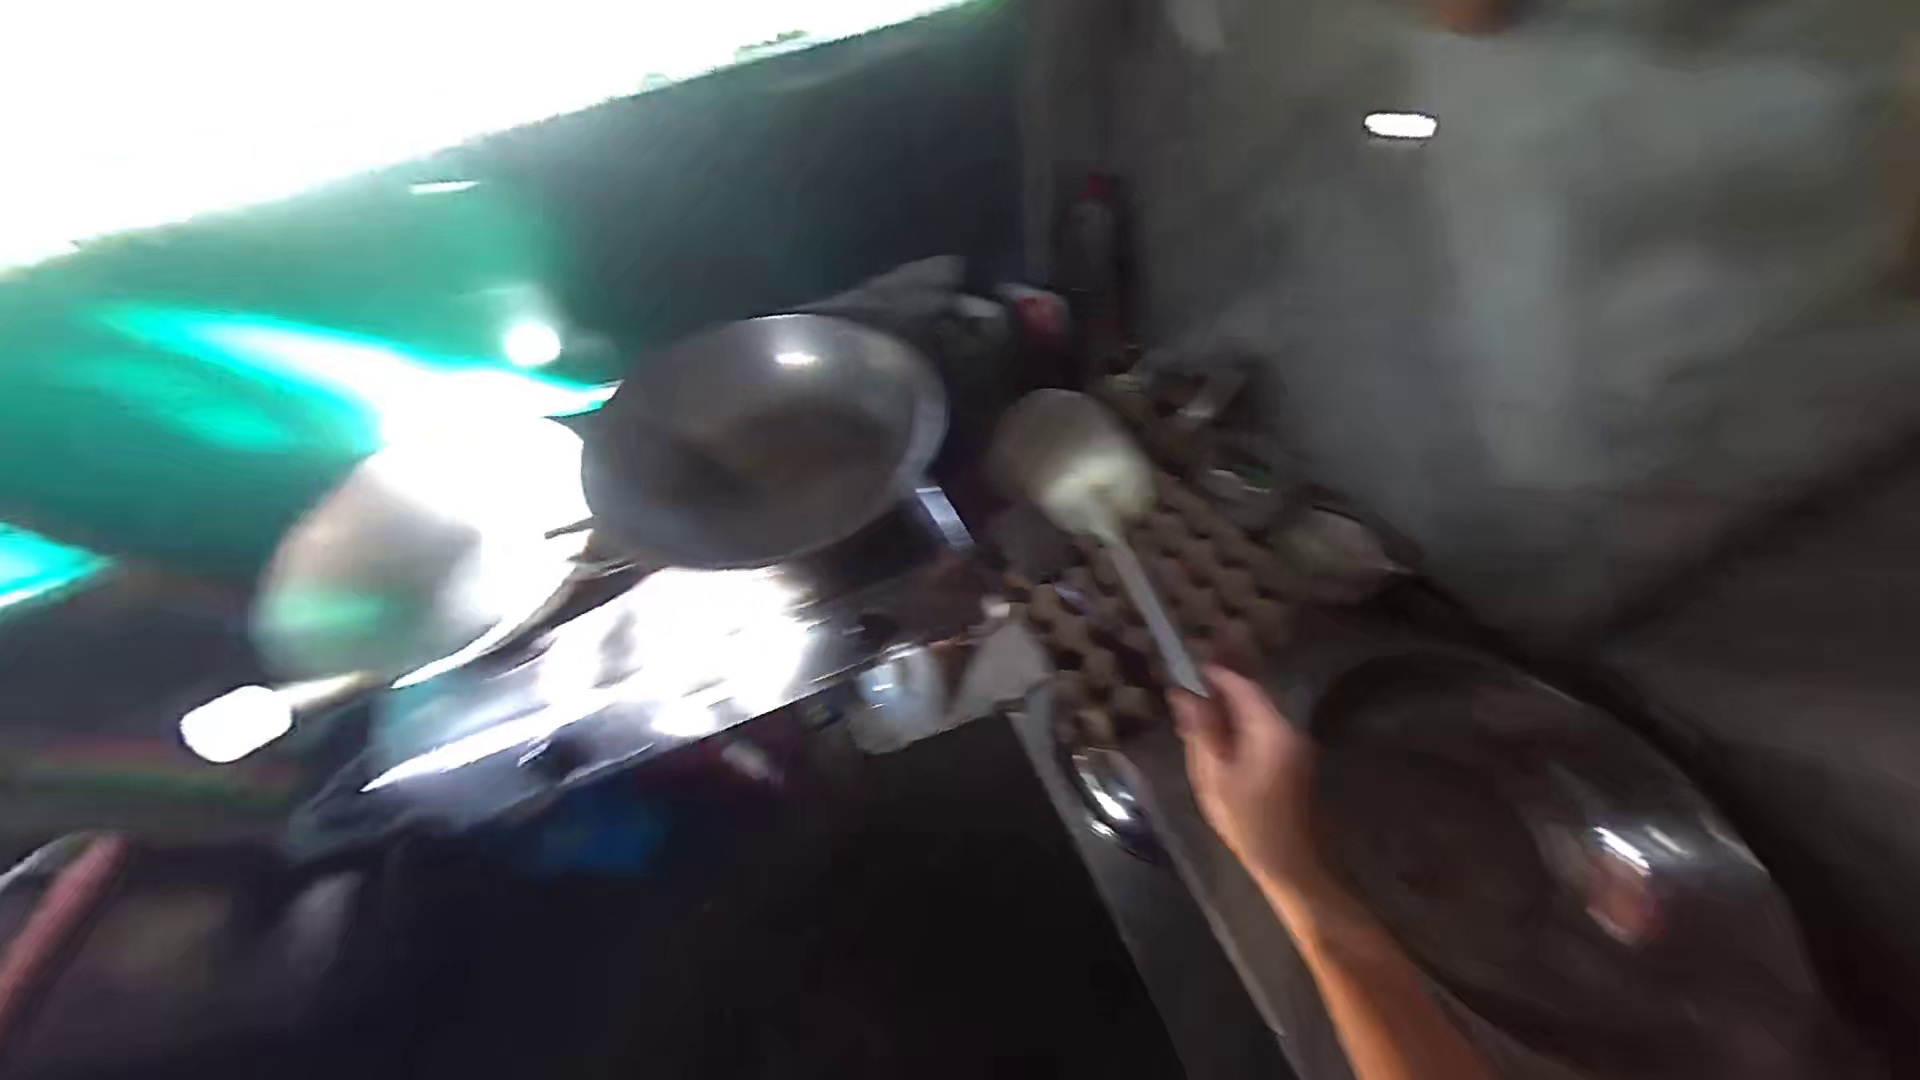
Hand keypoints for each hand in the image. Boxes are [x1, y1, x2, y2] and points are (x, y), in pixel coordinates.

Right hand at [1168, 665, 1326, 893]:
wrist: (1294, 866)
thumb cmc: (1248, 821)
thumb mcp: (1213, 774)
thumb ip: (1199, 729)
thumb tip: (1182, 694)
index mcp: (1270, 730)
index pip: (1241, 686)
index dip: (1215, 672)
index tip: (1188, 665)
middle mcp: (1288, 729)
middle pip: (1252, 694)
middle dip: (1222, 683)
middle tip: (1191, 682)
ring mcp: (1295, 744)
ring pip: (1258, 709)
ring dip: (1230, 702)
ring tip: (1199, 704)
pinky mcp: (1293, 758)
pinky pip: (1263, 725)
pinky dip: (1240, 719)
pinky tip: (1218, 729)